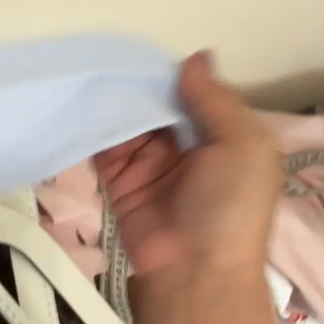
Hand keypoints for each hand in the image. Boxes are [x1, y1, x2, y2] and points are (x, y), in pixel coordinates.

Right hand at [92, 51, 282, 279]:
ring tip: (91, 83)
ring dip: (113, 110)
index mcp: (226, 138)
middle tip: (111, 64)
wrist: (193, 268)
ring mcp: (151, 168)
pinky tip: (81, 113)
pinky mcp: (119, 185)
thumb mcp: (241, 144)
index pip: (197, 98)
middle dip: (139, 91)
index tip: (148, 55)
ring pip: (129, 129)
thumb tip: (195, 57)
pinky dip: (93, 136)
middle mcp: (187, 150)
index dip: (176, 78)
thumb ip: (215, 101)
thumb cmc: (231, 204)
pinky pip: (104, 154)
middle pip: (159, 111)